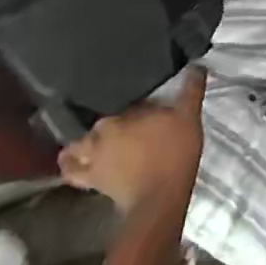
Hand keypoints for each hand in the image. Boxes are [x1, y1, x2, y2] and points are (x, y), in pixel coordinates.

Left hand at [58, 67, 206, 215]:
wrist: (160, 200)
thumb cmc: (174, 154)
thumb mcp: (188, 117)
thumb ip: (191, 90)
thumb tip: (196, 65)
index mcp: (118, 118)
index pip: (123, 104)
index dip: (135, 107)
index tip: (147, 110)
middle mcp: (98, 136)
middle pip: (99, 124)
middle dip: (108, 123)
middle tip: (123, 123)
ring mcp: (92, 161)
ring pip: (77, 146)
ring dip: (79, 143)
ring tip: (88, 140)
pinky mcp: (90, 182)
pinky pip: (72, 172)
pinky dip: (69, 165)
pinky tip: (70, 161)